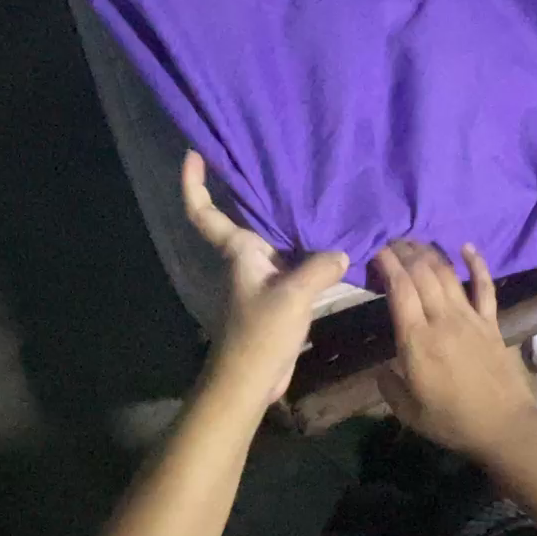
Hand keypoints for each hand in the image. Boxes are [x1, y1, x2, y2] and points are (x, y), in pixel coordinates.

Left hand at [183, 150, 348, 405]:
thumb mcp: (293, 296)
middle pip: (249, 215)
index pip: (203, 211)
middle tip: (285, 156)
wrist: (251, 382)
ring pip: (280, 238)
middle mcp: (248, 257)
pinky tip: (340, 241)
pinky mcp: (283, 294)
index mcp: (239, 250)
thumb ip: (320, 267)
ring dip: (296, 219)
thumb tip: (342, 252)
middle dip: (259, 187)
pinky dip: (315, 250)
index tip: (194, 153)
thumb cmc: (259, 334)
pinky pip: (298, 261)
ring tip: (323, 190)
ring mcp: (266, 276)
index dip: (194, 182)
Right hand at [373, 240, 536, 459]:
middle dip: (404, 251)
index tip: (375, 250)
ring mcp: (470, 318)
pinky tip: (466, 247)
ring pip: (447, 274)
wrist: (505, 427)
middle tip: (390, 240)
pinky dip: (476, 263)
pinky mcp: (491, 323)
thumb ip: (389, 387)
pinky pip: (484, 286)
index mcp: (417, 341)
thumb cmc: (453, 422)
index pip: (399, 289)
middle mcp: (442, 320)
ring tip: (414, 241)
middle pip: (421, 273)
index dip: (387, 264)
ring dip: (429, 253)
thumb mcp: (409, 413)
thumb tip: (381, 369)